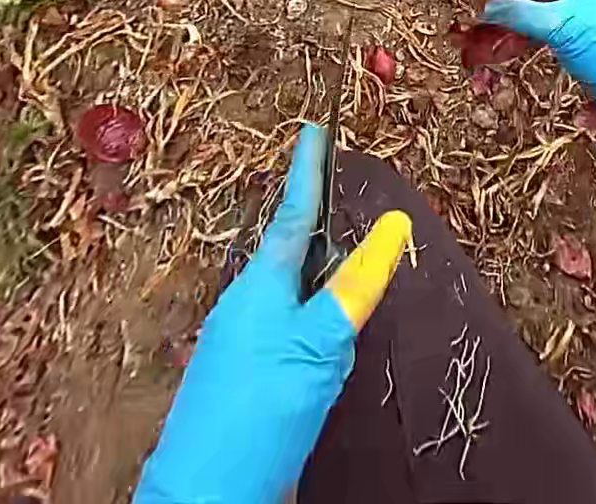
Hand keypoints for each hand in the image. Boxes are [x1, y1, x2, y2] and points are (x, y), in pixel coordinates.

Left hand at [134, 124, 410, 503]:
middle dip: (316, 226)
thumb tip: (392, 225)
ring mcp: (242, 333)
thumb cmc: (264, 408)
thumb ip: (356, 286)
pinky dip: (309, 319)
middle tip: (335, 196)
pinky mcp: (246, 367)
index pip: (294, 211)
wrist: (202, 495)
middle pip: (292, 251)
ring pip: (291, 291)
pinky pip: (285, 324)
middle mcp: (248, 298)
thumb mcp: (321, 344)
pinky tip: (322, 337)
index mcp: (263, 281)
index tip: (314, 129)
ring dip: (316, 280)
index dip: (307, 168)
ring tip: (341, 270)